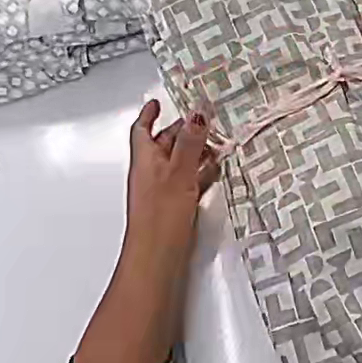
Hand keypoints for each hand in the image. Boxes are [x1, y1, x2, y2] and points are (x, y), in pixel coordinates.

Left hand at [121, 99, 217, 273]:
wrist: (156, 260)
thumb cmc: (159, 218)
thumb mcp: (178, 173)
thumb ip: (189, 143)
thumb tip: (197, 112)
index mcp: (146, 161)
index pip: (143, 130)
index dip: (149, 114)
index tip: (157, 102)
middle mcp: (153, 173)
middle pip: (166, 144)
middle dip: (183, 130)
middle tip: (203, 118)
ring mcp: (165, 191)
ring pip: (180, 162)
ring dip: (196, 150)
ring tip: (218, 141)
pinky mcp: (177, 206)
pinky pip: (191, 180)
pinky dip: (203, 172)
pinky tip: (217, 171)